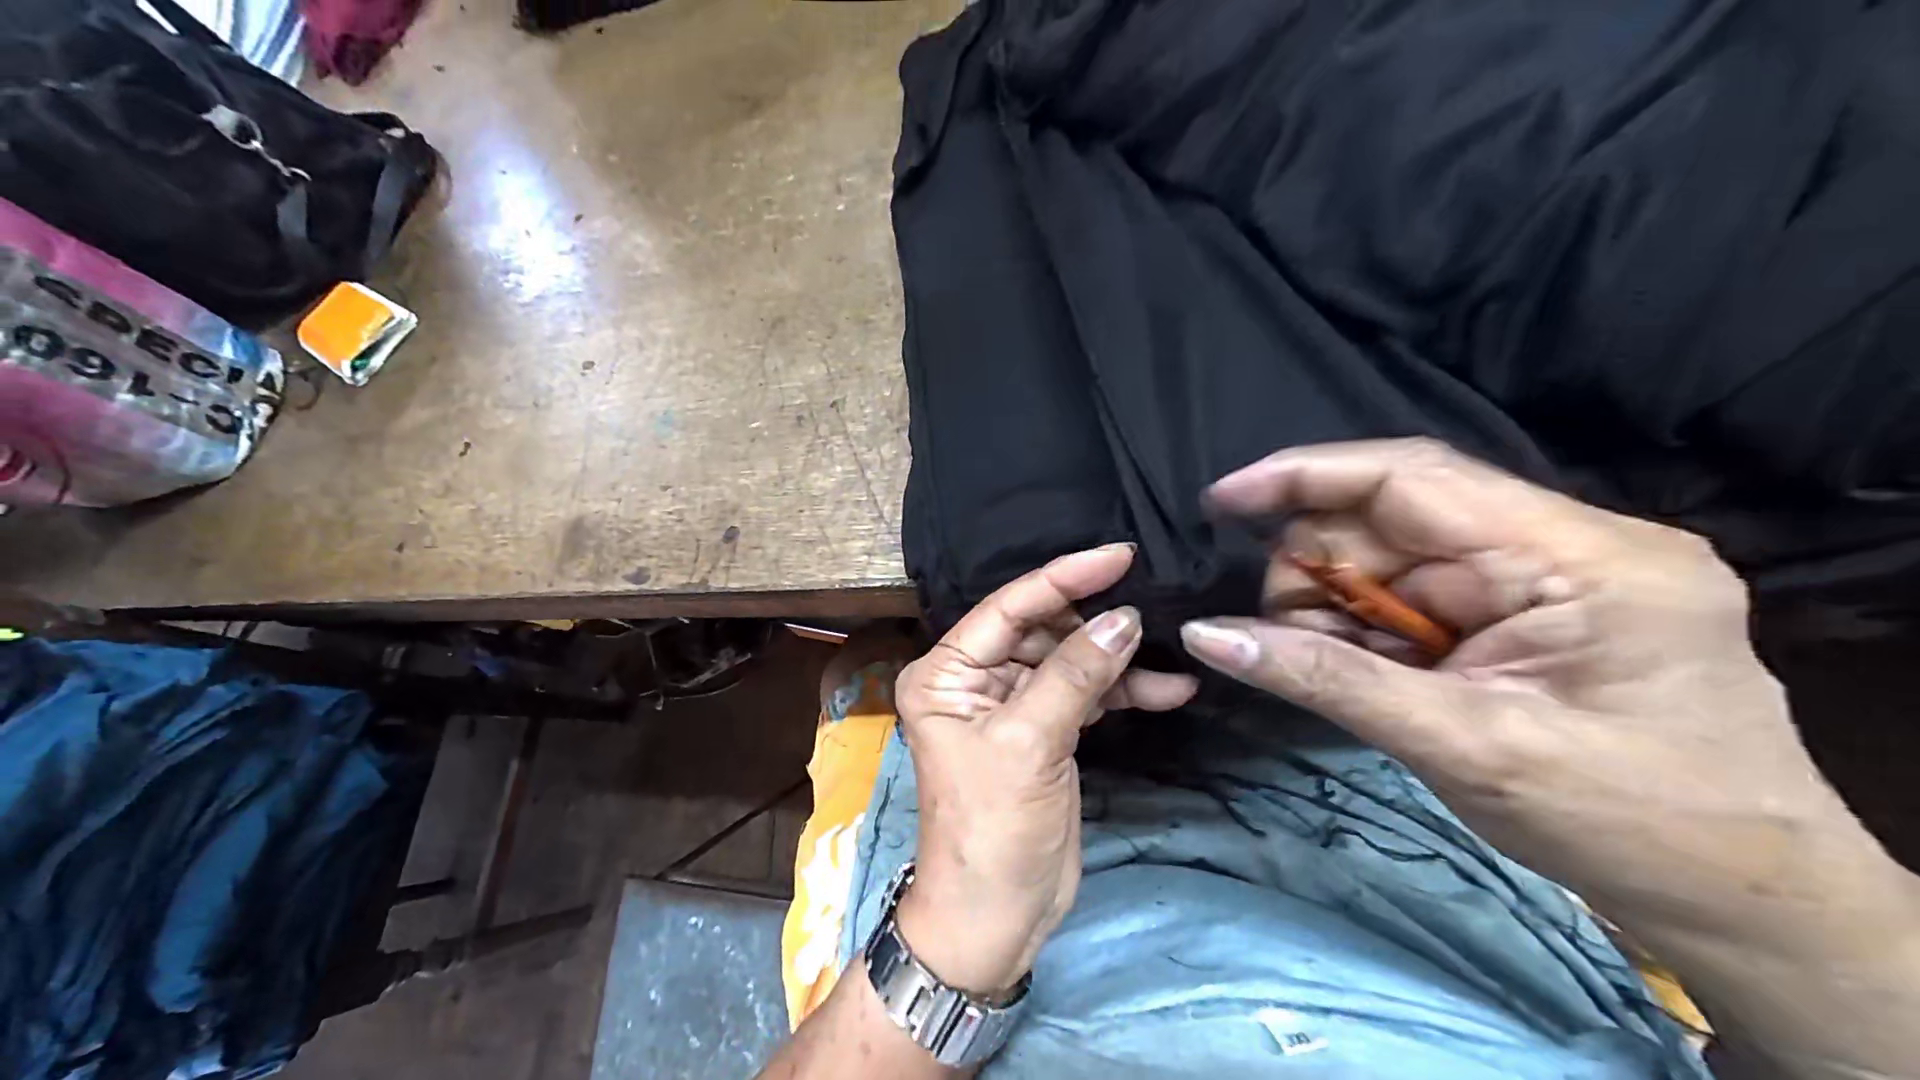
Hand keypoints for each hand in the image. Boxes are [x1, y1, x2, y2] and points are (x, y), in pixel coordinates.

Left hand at [892, 544, 1198, 995]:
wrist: (996, 917)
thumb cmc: (992, 829)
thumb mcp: (1029, 745)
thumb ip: (1075, 675)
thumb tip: (1124, 618)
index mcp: (946, 672)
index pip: (1008, 607)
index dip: (1063, 578)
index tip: (1118, 554)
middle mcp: (974, 678)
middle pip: (1041, 628)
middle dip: (1093, 619)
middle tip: (1150, 606)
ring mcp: (1012, 703)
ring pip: (1069, 659)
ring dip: (1117, 657)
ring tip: (1169, 651)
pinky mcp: (1044, 729)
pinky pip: (1085, 692)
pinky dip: (1122, 690)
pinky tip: (1168, 688)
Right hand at [1178, 439, 1901, 944]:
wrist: (1741, 902)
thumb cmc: (1627, 824)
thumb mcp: (1460, 745)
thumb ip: (1325, 679)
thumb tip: (1205, 634)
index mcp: (1578, 557)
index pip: (1413, 476)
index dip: (1303, 477)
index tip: (1222, 501)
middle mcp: (1560, 546)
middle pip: (1388, 523)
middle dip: (1316, 575)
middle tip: (1277, 638)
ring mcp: (1541, 578)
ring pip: (1387, 562)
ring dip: (1334, 611)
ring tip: (1328, 670)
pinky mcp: (1523, 610)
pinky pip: (1408, 599)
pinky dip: (1363, 632)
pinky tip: (1363, 673)